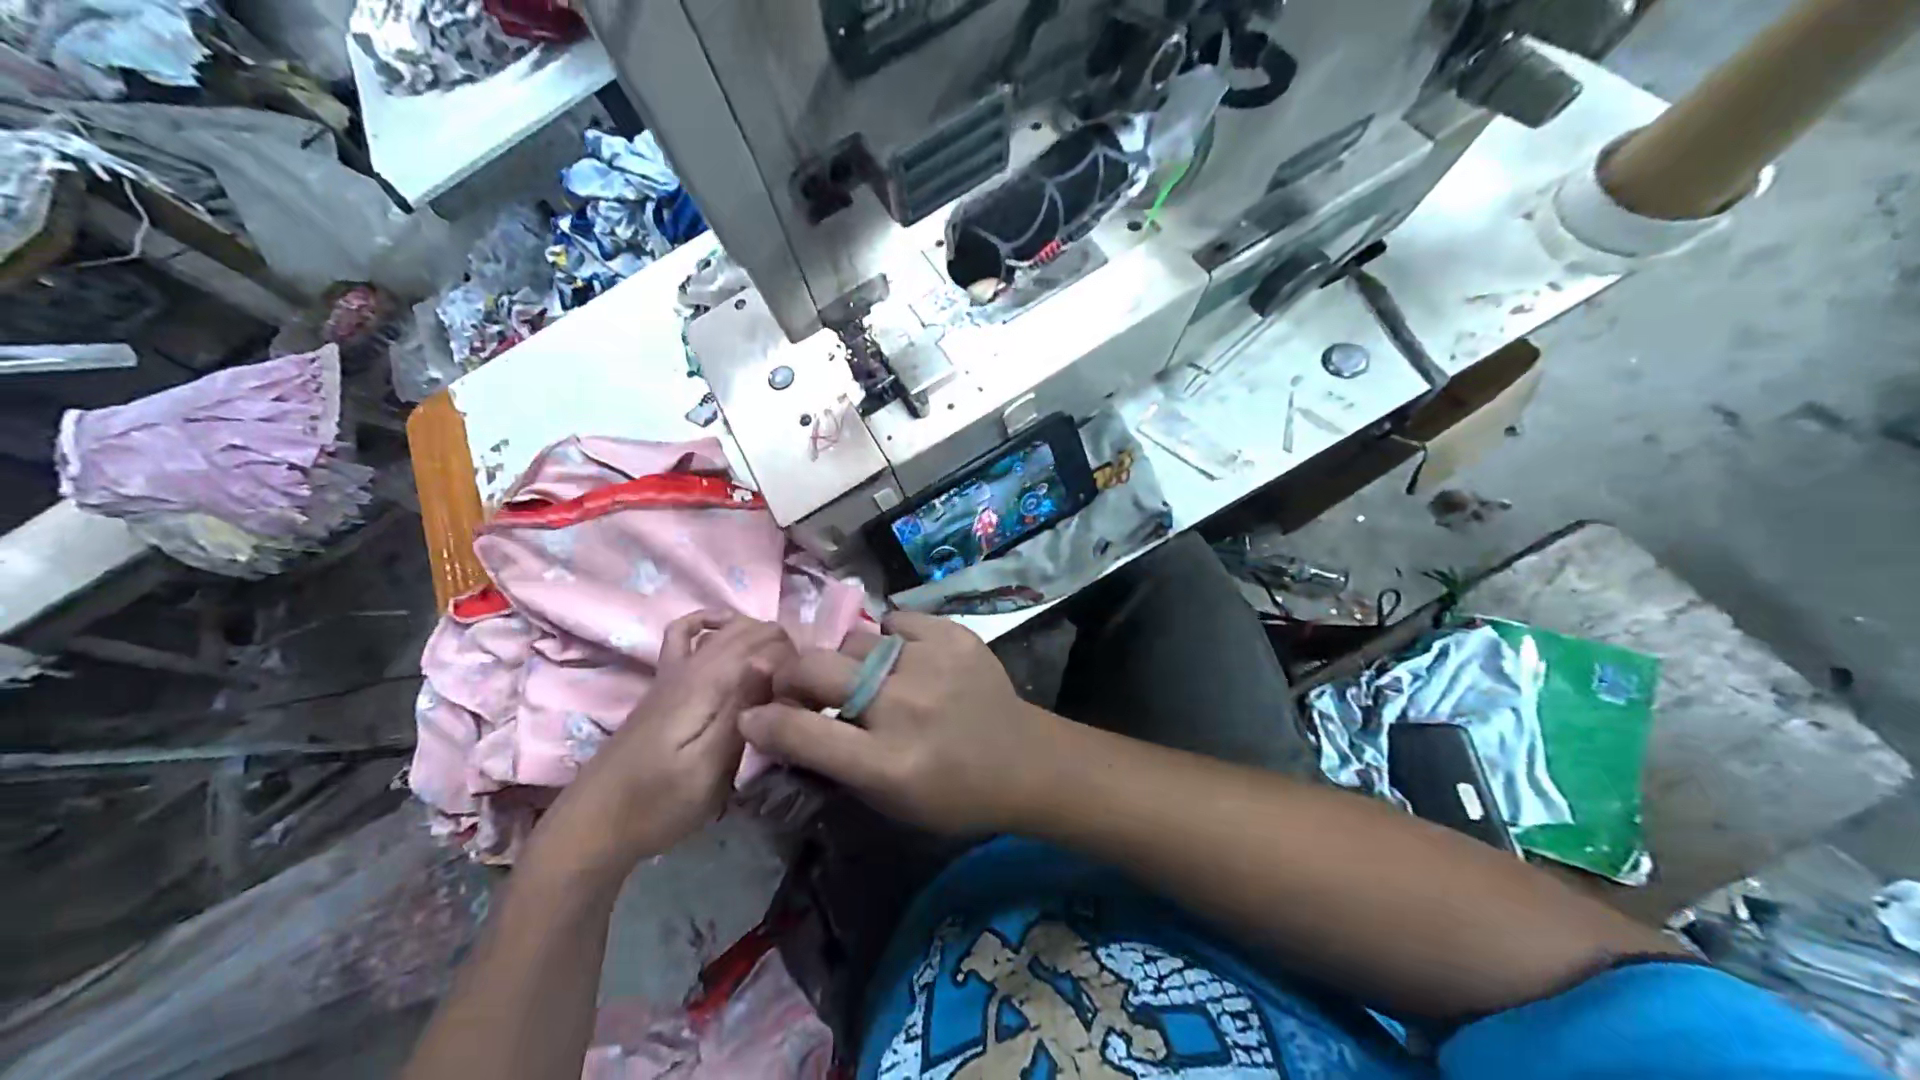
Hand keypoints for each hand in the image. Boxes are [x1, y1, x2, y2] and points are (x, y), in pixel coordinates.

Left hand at [536, 611, 794, 876]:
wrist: (594, 825)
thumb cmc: (658, 805)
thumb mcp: (708, 769)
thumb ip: (740, 710)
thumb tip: (772, 658)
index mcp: (706, 683)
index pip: (766, 643)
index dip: (795, 660)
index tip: (808, 693)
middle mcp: (691, 666)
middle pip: (749, 630)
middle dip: (784, 648)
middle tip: (801, 689)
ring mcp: (673, 672)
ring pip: (725, 629)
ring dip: (759, 637)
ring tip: (781, 671)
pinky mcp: (664, 684)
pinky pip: (685, 635)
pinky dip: (708, 623)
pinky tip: (725, 632)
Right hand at [739, 611, 1064, 833]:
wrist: (1025, 761)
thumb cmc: (952, 795)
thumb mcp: (888, 801)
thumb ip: (832, 764)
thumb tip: (778, 727)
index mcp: (887, 763)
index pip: (800, 733)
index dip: (764, 721)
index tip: (752, 715)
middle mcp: (904, 707)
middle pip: (816, 669)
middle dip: (790, 675)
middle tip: (795, 683)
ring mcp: (931, 664)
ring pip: (853, 640)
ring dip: (846, 660)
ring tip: (865, 675)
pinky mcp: (954, 636)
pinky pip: (895, 621)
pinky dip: (889, 639)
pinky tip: (903, 658)